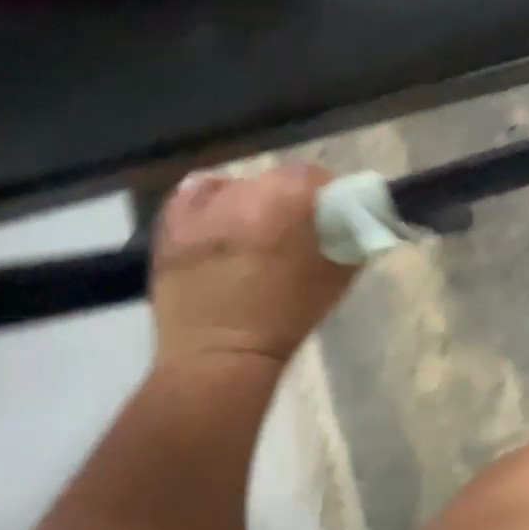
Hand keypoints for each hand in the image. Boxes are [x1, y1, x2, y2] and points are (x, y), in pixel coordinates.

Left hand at [149, 164, 355, 365]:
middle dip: (289, 196)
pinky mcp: (170, 229)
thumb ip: (353, 236)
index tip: (330, 212)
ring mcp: (202, 212)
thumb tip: (358, 218)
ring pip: (235, 185)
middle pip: (274, 179)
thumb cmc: (290, 314)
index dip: (325, 190)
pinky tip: (221, 217)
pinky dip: (210, 200)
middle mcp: (243, 197)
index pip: (312, 175)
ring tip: (255, 225)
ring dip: (251, 198)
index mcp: (288, 204)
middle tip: (296, 224)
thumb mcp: (339, 273)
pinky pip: (191, 195)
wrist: (221, 354)